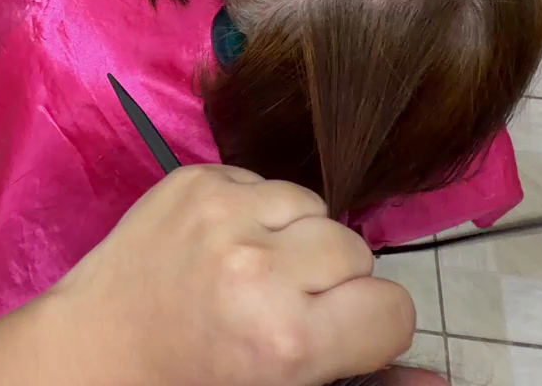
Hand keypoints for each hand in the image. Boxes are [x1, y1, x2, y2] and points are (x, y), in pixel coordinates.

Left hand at [43, 165, 428, 385]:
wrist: (99, 345)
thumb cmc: (192, 382)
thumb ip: (366, 383)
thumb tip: (442, 378)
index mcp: (286, 339)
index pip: (391, 307)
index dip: (369, 325)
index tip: (336, 334)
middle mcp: (257, 264)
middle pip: (354, 246)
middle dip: (333, 277)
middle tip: (288, 303)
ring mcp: (220, 207)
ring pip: (311, 203)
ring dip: (296, 234)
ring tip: (256, 267)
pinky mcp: (193, 176)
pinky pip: (261, 178)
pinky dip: (255, 208)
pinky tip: (225, 241)